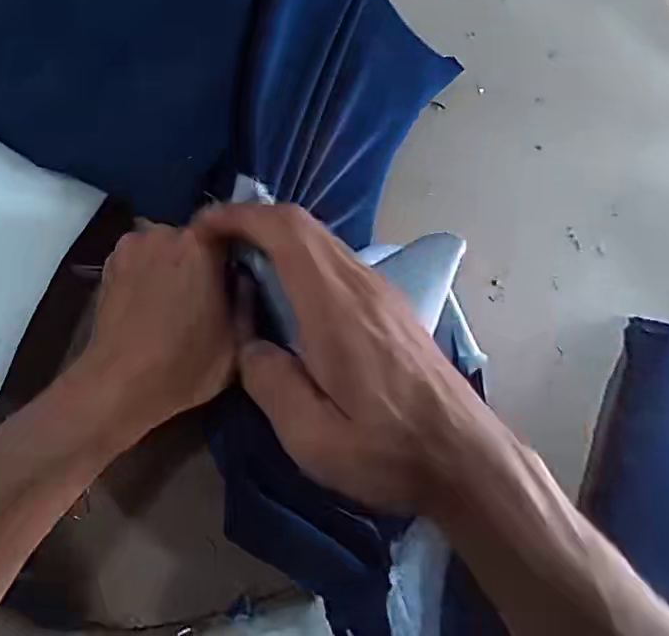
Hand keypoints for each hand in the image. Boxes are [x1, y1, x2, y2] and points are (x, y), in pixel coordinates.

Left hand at [74, 222, 235, 437]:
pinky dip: (147, 268)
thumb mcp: (236, 340)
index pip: (228, 227)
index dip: (234, 248)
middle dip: (201, 258)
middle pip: (194, 236)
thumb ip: (248, 297)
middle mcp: (166, 233)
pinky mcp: (110, 260)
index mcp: (201, 245)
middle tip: (205, 291)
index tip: (236, 270)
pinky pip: (141, 254)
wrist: (117, 387)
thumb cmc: (183, 366)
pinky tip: (147, 298)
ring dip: (172, 262)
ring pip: (166, 244)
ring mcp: (133, 243)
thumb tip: (246, 274)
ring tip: (173, 298)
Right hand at [192, 204, 502, 514]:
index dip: (240, 217)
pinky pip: (334, 258)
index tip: (203, 228)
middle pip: (302, 224)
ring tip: (241, 265)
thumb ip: (269, 380)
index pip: (287, 231)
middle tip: (212, 245)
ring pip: (320, 238)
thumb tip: (252, 343)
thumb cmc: (388, 450)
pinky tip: (286, 291)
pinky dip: (299, 255)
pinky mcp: (388, 300)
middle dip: (252, 220)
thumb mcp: (312, 438)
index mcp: (335, 306)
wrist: (465, 453)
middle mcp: (359, 281)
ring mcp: (378, 287)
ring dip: (276, 237)